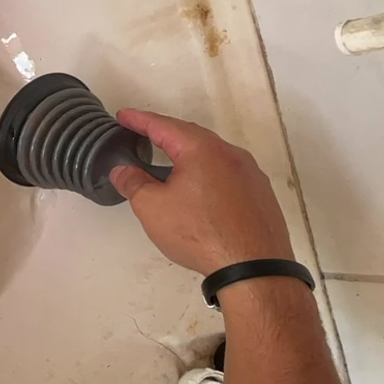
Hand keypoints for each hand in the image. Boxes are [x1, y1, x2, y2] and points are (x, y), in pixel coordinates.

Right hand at [107, 109, 292, 274]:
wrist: (254, 268)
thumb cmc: (199, 232)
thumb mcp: (152, 207)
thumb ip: (133, 183)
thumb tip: (122, 170)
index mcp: (202, 150)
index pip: (163, 126)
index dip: (140, 120)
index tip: (123, 115)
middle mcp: (230, 154)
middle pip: (191, 136)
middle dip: (165, 133)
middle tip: (142, 133)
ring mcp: (250, 174)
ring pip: (212, 155)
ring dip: (187, 154)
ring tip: (168, 160)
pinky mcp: (260, 195)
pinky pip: (226, 173)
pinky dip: (206, 172)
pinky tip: (198, 188)